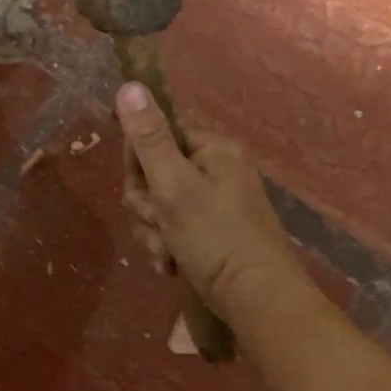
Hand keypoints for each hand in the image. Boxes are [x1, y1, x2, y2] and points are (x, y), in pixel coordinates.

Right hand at [116, 83, 308, 320]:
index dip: (138, 160)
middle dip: (146, 201)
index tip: (142, 186)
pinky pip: (175, 225)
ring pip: (160, 201)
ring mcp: (218, 201)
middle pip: (155, 169)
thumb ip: (148, 137)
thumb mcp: (173, 185)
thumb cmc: (216, 239)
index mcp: (214, 148)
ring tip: (166, 251)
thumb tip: (129, 84)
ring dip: (153, 227)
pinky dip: (167, 242)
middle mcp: (218, 168)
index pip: (156, 133)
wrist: (262, 305)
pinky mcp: (216, 231)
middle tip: (156, 221)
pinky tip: (170, 263)